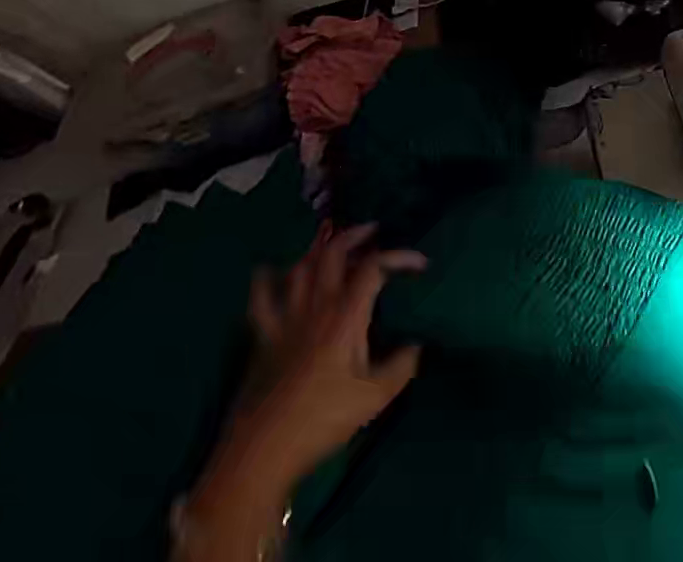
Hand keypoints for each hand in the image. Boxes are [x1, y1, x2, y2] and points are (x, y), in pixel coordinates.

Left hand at [181, 223, 422, 561]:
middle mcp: (315, 307)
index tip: (421, 262)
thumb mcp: (374, 398)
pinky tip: (270, 270)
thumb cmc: (322, 420)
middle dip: (355, 236)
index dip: (399, 257)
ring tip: (334, 246)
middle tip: (373, 231)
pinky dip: (266, 280)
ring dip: (319, 250)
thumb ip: (401, 366)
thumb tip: (417, 345)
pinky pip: (261, 300)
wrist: (262, 452)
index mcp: (345, 318)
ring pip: (300, 269)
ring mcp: (285, 319)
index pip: (374, 269)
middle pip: (332, 254)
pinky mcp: (263, 337)